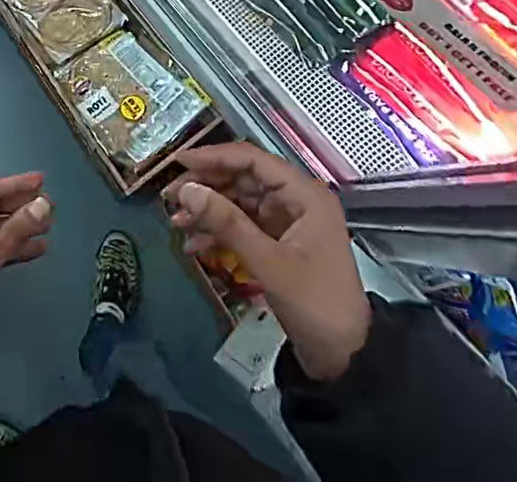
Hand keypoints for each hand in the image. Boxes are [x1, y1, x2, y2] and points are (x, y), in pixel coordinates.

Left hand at [0, 172, 53, 308]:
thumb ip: (17, 229)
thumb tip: (43, 204)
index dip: (16, 183)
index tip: (41, 180)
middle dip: (23, 205)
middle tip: (50, 203)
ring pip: (1, 226)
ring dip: (24, 225)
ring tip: (49, 224)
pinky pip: (0, 245)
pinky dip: (18, 245)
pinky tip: (40, 247)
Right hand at [163, 145, 370, 380]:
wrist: (346, 358)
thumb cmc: (315, 304)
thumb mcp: (268, 262)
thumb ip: (226, 223)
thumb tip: (187, 190)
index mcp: (304, 194)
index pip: (252, 160)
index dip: (213, 157)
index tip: (179, 163)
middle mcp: (295, 200)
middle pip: (241, 179)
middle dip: (205, 187)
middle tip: (170, 197)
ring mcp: (286, 221)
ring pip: (237, 202)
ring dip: (207, 211)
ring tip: (177, 222)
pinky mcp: (277, 242)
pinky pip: (241, 225)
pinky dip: (217, 232)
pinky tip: (194, 245)